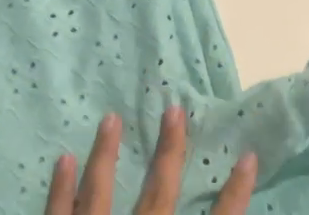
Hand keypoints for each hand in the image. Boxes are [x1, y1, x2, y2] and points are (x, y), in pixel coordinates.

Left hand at [46, 106, 256, 214]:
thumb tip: (231, 190)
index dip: (235, 193)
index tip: (248, 156)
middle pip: (159, 196)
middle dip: (169, 152)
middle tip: (173, 109)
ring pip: (98, 198)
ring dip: (105, 157)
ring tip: (110, 118)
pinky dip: (59, 190)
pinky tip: (62, 159)